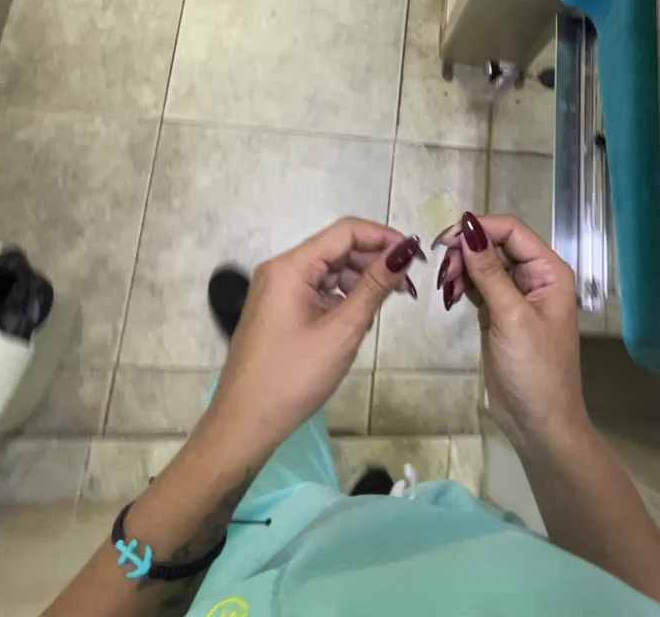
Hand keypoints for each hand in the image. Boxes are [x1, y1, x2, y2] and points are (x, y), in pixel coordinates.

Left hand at [200, 218, 425, 458]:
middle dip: (374, 261)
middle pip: (338, 248)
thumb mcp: (342, 330)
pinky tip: (358, 321)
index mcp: (290, 267)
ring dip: (361, 282)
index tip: (415, 255)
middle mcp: (282, 270)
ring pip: (330, 270)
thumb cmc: (293, 377)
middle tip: (408, 286)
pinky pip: (319, 290)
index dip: (384, 237)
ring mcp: (278, 290)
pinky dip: (343, 299)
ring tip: (383, 308)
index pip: (346, 232)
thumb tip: (405, 251)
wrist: (244, 427)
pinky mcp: (280, 310)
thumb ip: (375, 286)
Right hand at [435, 213, 588, 451]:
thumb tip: (468, 230)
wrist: (539, 423)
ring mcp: (517, 294)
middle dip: (467, 249)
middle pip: (496, 243)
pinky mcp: (500, 312)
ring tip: (444, 286)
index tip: (445, 240)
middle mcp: (536, 276)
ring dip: (461, 267)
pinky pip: (479, 285)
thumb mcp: (512, 318)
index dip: (480, 228)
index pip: (512, 231)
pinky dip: (462, 284)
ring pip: (484, 263)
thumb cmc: (535, 370)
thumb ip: (490, 273)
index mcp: (550, 271)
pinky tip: (449, 293)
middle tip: (441, 269)